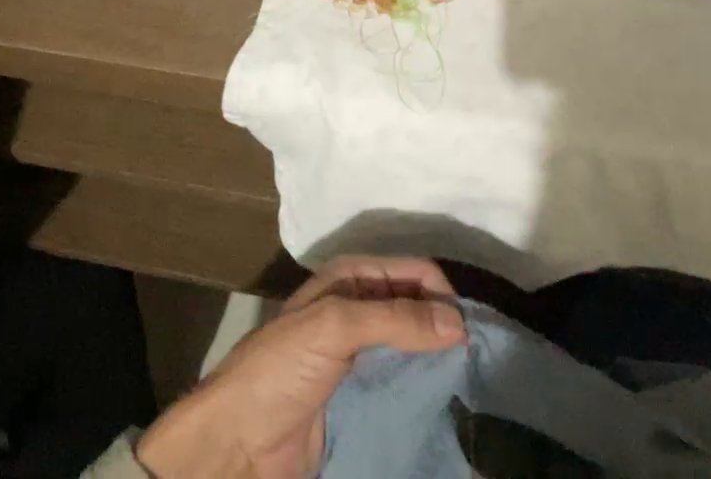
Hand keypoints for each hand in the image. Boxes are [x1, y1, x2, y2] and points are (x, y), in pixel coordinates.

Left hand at [136, 258, 463, 478]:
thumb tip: (459, 322)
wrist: (238, 439)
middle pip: (417, 304)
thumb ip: (395, 318)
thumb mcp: (333, 327)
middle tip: (472, 358)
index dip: (441, 294)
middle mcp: (359, 307)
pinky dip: (424, 382)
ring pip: (414, 342)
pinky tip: (443, 395)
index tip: (465, 332)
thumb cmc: (279, 370)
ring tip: (466, 378)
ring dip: (438, 355)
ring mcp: (360, 351)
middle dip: (444, 323)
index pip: (412, 271)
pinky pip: (403, 377)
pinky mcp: (362, 391)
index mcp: (349, 279)